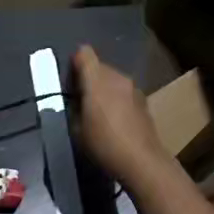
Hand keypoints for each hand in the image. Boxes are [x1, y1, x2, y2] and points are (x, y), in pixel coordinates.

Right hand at [73, 46, 170, 182]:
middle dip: (89, 80)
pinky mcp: (144, 100)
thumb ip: (73, 109)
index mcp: (97, 80)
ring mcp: (134, 87)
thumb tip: (75, 101)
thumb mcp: (77, 130)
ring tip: (99, 114)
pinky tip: (115, 122)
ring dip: (104, 90)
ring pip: (113, 80)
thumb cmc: (104, 145)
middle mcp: (117, 77)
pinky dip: (117, 100)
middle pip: (99, 67)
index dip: (74, 63)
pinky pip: (124, 92)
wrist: (141, 160)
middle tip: (81, 102)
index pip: (84, 53)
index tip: (70, 83)